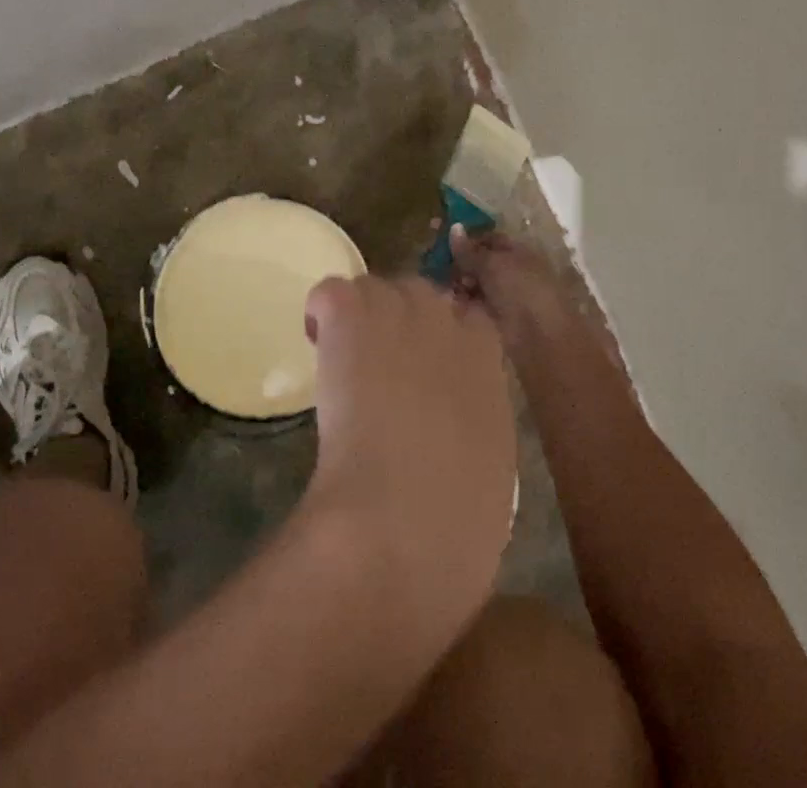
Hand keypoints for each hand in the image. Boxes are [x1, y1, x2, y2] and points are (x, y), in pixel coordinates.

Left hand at [301, 275, 517, 625]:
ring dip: (358, 318)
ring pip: (373, 289)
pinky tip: (316, 348)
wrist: (407, 514)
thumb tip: (451, 442)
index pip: (470, 318)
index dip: (441, 337)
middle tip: (374, 370)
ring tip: (341, 364)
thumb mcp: (487, 470)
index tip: (419, 367)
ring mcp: (402, 314)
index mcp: (491, 366)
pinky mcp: (354, 316)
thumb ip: (471, 435)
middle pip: (420, 296)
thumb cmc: (455, 517)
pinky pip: (330, 293)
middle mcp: (450, 324)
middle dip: (399, 323)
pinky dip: (319, 315)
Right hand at [450, 227, 592, 364]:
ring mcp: (510, 293)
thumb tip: (453, 227)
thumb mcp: (491, 264)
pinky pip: (481, 303)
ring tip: (445, 290)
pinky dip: (468, 303)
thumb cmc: (519, 289)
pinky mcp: (504, 315)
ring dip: (461, 285)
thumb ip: (469, 251)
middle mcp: (515, 269)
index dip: (468, 241)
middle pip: (483, 262)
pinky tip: (456, 305)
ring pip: (480, 283)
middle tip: (438, 270)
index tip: (444, 246)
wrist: (541, 334)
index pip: (490, 239)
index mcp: (519, 250)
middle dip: (461, 265)